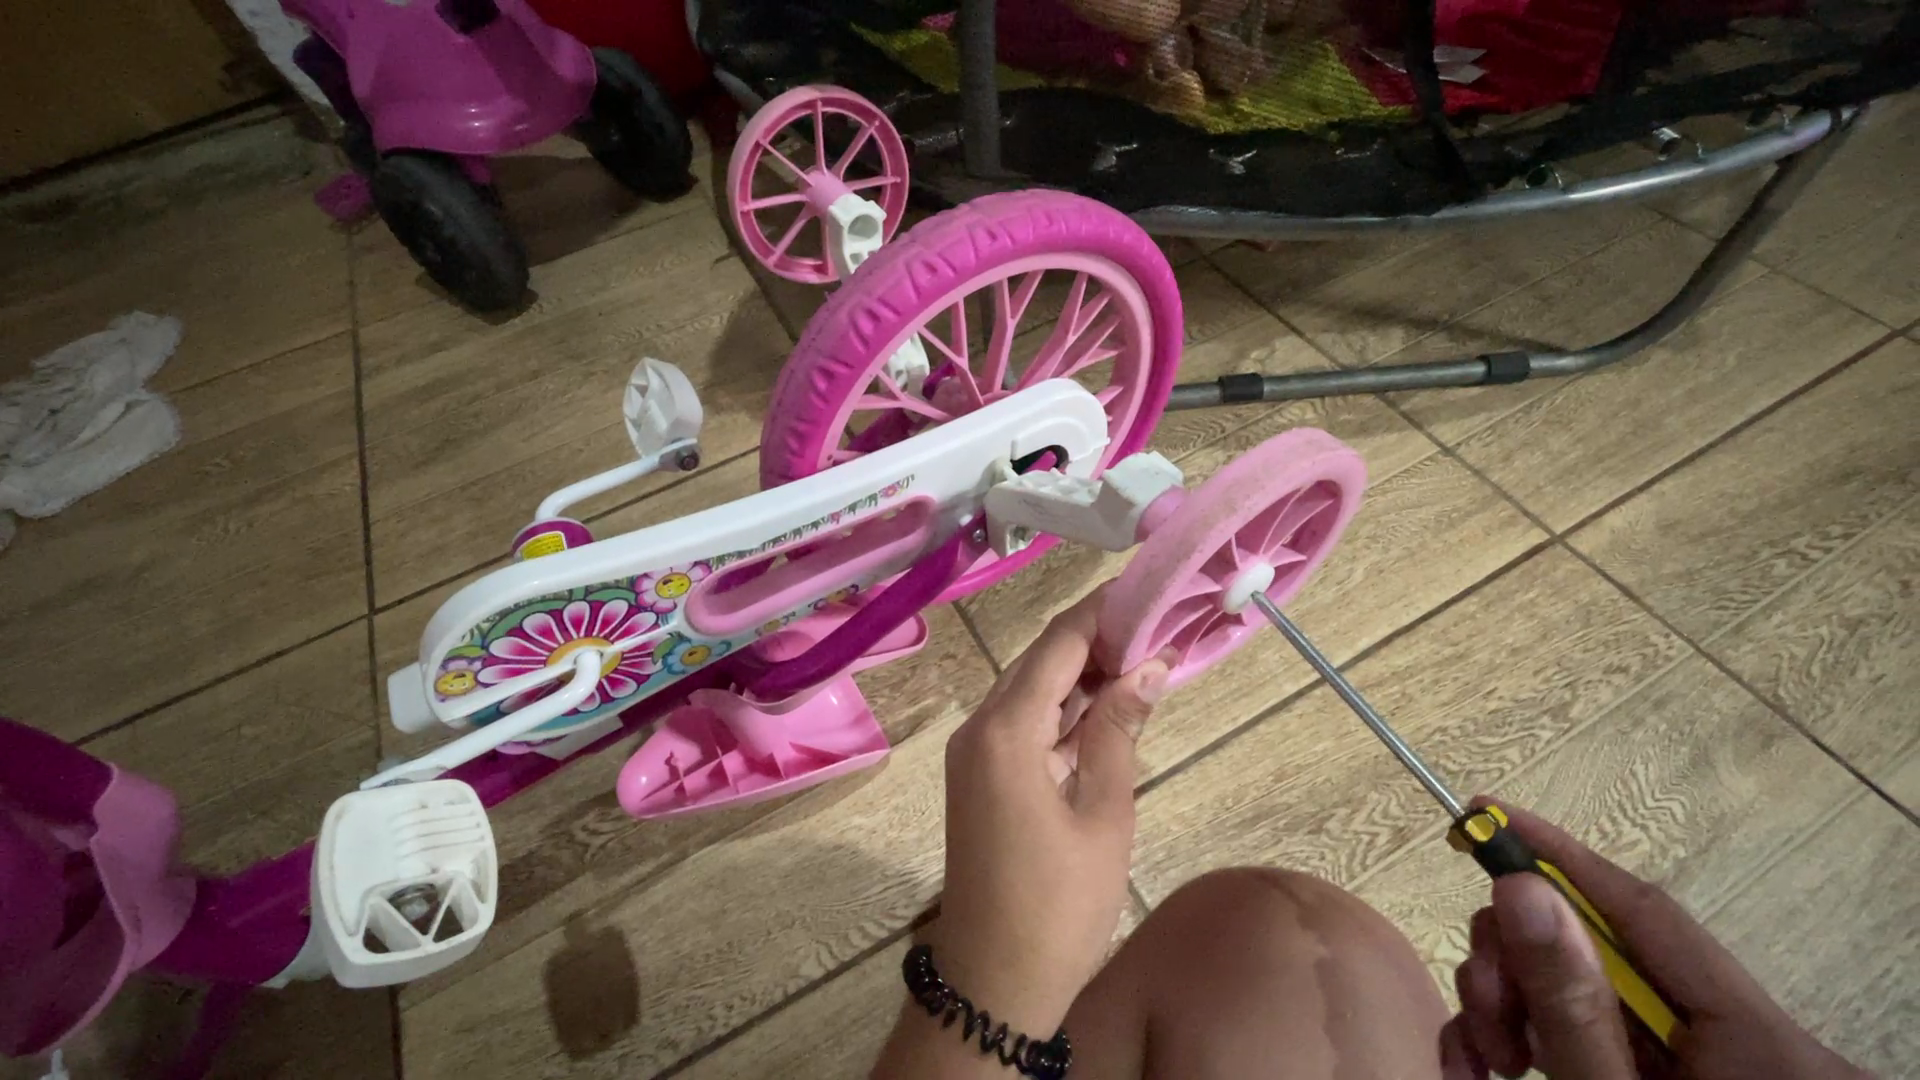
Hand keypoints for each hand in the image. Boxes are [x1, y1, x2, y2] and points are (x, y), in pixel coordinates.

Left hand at [929, 590, 1169, 1037]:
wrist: (994, 978)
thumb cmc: (1059, 903)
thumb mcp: (1104, 812)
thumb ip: (1119, 731)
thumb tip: (1148, 666)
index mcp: (1005, 729)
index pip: (1057, 645)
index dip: (1100, 612)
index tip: (1145, 590)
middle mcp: (979, 727)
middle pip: (1040, 662)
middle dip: (1096, 642)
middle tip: (1156, 627)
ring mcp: (974, 752)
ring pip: (1031, 692)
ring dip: (1082, 678)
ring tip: (1143, 659)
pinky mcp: (980, 775)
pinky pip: (1023, 725)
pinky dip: (1064, 714)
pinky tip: (1107, 709)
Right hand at [1442, 800, 1866, 1079]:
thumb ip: (1571, 1004)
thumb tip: (1517, 885)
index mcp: (1762, 1045)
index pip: (1645, 910)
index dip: (1560, 851)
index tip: (1483, 811)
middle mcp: (1737, 1041)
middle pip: (1596, 949)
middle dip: (1512, 963)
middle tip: (1477, 1010)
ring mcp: (1696, 1064)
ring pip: (1574, 987)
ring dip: (1505, 1006)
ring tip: (1478, 1059)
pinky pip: (1580, 1032)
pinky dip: (1521, 1037)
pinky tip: (1482, 1064)